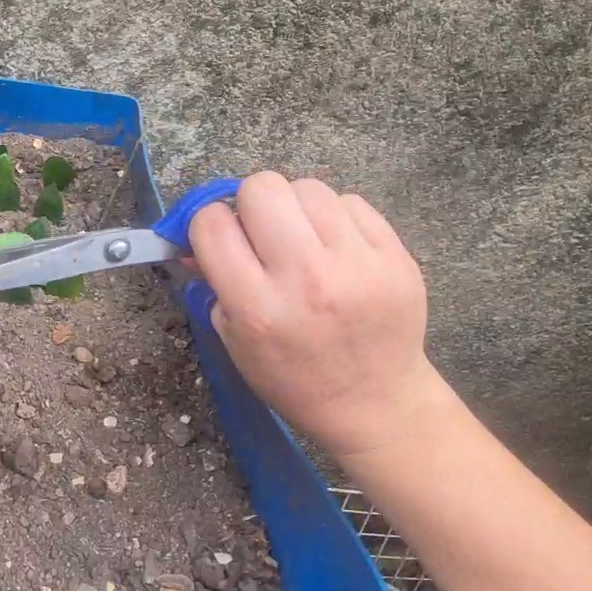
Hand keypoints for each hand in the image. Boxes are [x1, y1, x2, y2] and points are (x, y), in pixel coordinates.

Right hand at [187, 172, 442, 458]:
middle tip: (261, 232)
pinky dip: (335, 219)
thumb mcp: (233, 337)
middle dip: (251, 204)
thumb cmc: (291, 375)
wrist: (374, 403)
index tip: (220, 239)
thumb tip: (195, 235)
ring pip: (307, 187)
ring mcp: (358, 266)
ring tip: (302, 240)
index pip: (212, 223)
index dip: (209, 224)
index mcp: (257, 307)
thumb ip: (213, 280)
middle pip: (262, 188)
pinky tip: (336, 249)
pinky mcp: (396, 258)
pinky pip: (351, 202)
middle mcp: (306, 280)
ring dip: (295, 208)